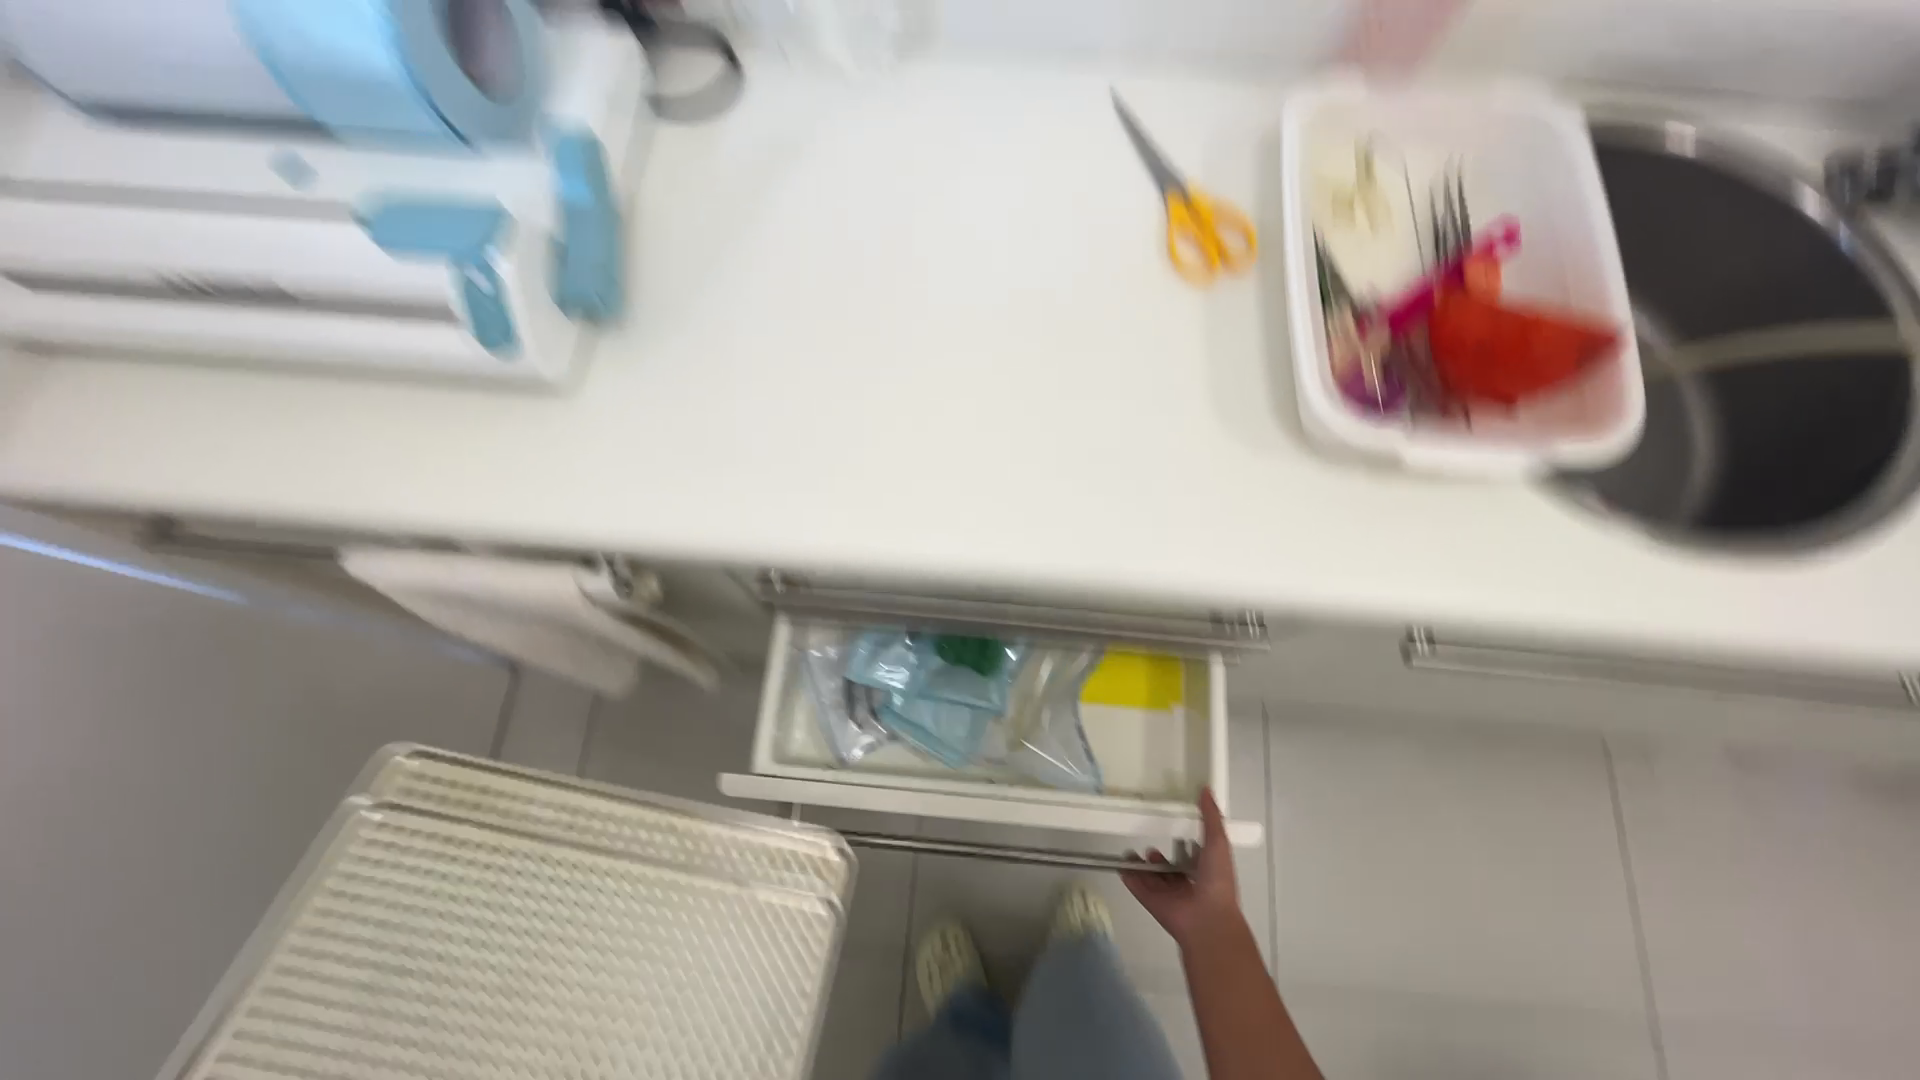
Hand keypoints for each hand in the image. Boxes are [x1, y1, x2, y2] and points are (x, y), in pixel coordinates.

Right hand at [1122, 787, 1239, 947]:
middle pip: (1171, 871)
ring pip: (1153, 879)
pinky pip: (1139, 887)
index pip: (1194, 858)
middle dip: (1160, 860)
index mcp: (1206, 872)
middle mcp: (1188, 885)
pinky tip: (1121, 866)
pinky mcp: (1153, 902)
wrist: (1207, 919)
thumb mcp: (1218, 842)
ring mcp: (1169, 896)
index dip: (1186, 846)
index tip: (1174, 832)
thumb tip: (1205, 790)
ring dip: (1142, 867)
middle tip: (1149, 846)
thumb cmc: (1216, 880)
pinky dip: (1130, 878)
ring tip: (1131, 853)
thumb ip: (1211, 817)